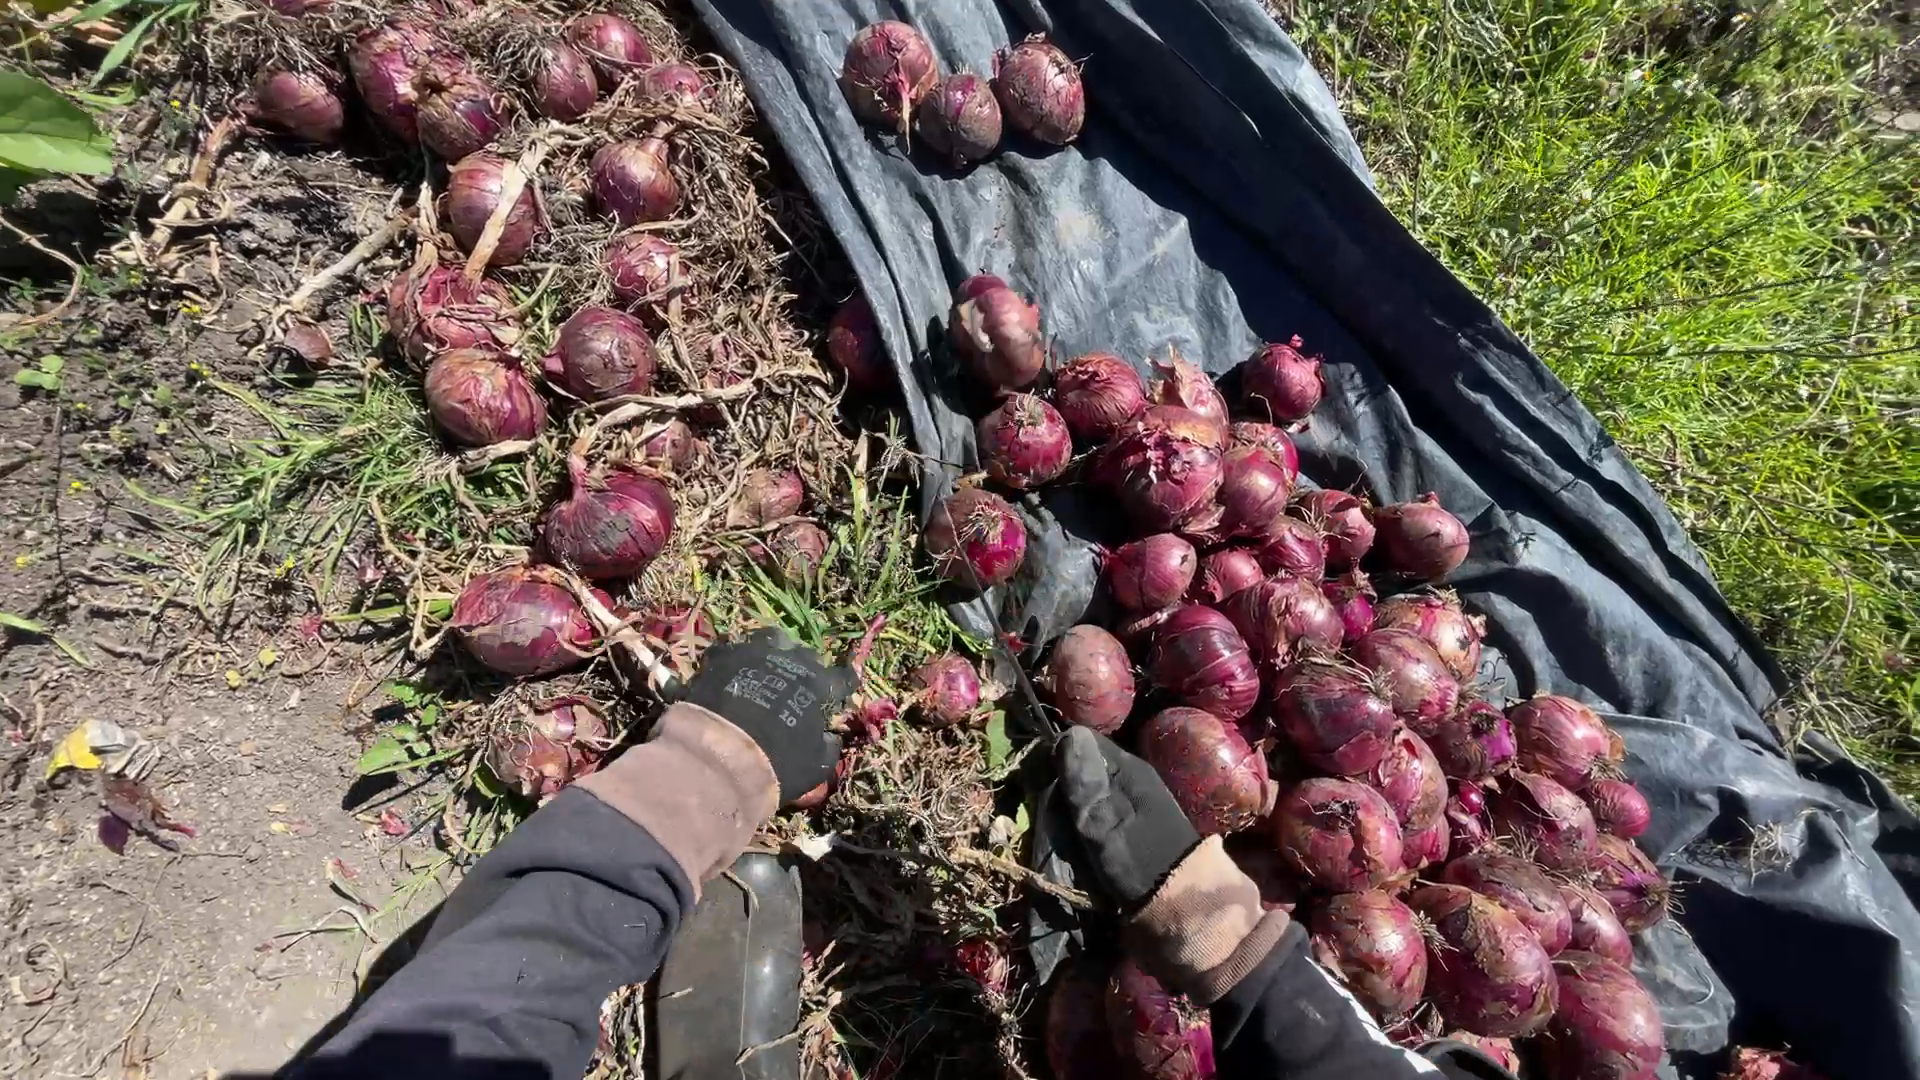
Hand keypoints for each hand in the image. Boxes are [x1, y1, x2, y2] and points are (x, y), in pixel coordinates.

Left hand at [683, 629, 848, 804]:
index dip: (845, 683)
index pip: (843, 677)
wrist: (721, 755)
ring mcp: (756, 653)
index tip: (843, 688)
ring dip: (772, 649)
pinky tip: (730, 667)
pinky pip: (732, 647)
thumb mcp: (814, 766)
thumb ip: (828, 748)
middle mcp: (792, 661)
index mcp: (819, 685)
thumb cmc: (776, 763)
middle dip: (805, 666)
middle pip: (806, 654)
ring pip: (771, 638)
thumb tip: (831, 739)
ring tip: (764, 662)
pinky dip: (734, 656)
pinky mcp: (723, 656)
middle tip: (797, 683)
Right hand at [1055, 726, 1200, 909]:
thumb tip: (1069, 734)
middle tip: (1041, 806)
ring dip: (1068, 805)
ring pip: (1085, 788)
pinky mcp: (1129, 823)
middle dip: (1058, 782)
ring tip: (1054, 826)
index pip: (1081, 739)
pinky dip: (1080, 820)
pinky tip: (1072, 837)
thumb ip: (1084, 781)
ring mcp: (1131, 799)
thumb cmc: (1141, 860)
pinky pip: (1095, 809)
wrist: (1181, 907)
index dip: (1054, 753)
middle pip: (1081, 764)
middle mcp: (1129, 776)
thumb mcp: (1105, 822)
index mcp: (1127, 767)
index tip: (1034, 776)